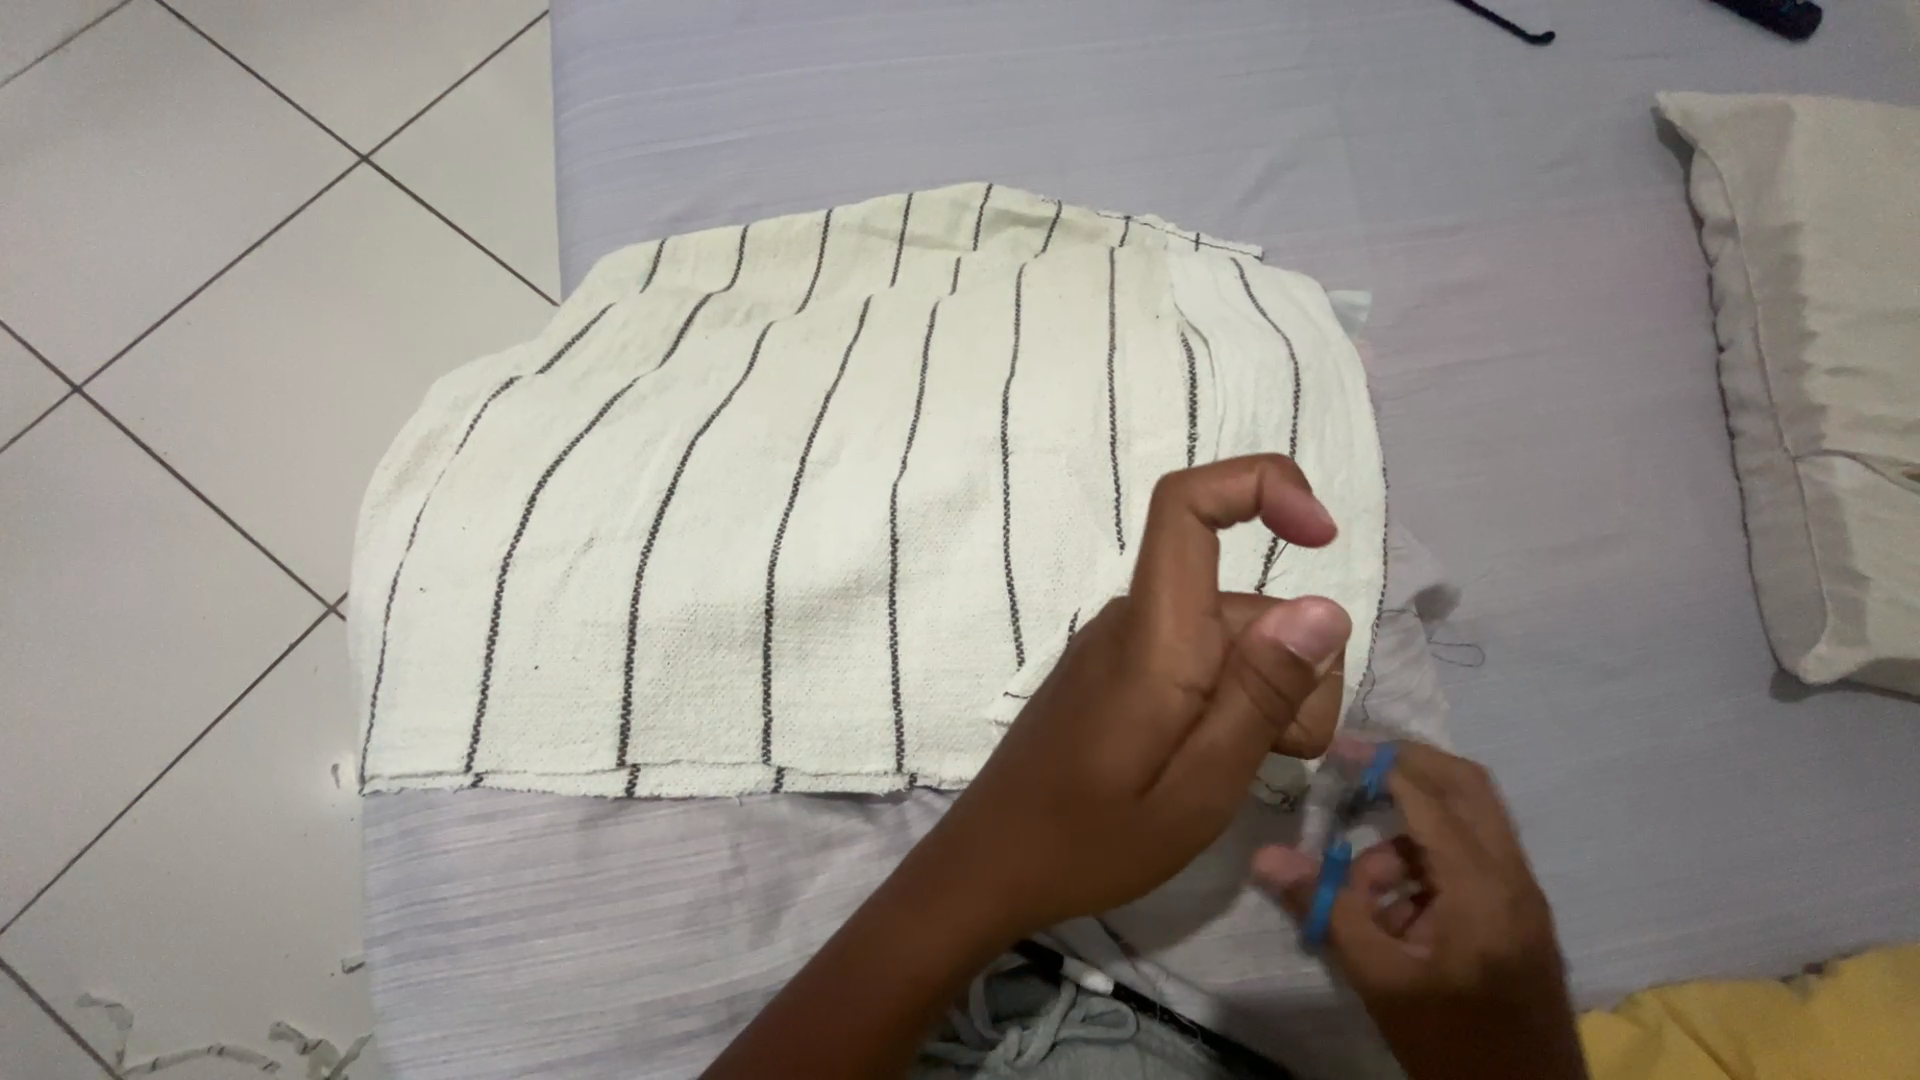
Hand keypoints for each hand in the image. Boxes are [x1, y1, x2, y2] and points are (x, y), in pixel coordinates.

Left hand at [908, 454, 1352, 940]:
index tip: (1323, 537)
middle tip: (1274, 755)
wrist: (993, 861)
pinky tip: (1205, 762)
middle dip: (1293, 668)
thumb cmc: (1091, 838)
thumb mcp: (1200, 785)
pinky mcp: (1118, 673)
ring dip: (1261, 697)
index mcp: (1153, 632)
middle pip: (1247, 602)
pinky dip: (1225, 702)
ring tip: (1230, 771)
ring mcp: (1122, 645)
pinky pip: (1196, 662)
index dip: (1261, 485)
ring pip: (1232, 640)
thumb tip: (1323, 606)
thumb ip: (1261, 694)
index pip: (1186, 503)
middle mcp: (1135, 620)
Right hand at [1253, 740, 1587, 1079]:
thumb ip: (1324, 907)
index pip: (1431, 797)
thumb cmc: (1453, 1044)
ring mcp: (1522, 897)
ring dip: (1409, 828)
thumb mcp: (1379, 978)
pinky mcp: (1519, 916)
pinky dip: (1426, 858)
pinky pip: (1471, 857)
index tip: (1334, 750)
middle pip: (1468, 786)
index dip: (1381, 764)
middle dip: (1409, 766)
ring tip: (1358, 883)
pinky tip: (1389, 908)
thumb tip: (1262, 857)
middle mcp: (1513, 879)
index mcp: (1483, 889)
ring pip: (1469, 821)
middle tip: (1353, 768)